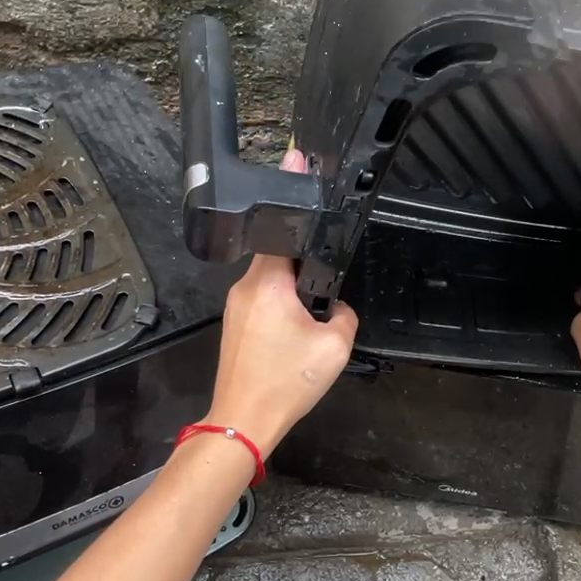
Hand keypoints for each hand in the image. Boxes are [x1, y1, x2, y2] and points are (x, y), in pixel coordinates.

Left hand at [206, 150, 358, 452]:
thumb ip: (345, 315)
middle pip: (281, 254)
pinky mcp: (236, 323)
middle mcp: (246, 286)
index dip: (294, 193)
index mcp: (268, 283)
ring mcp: (236, 305)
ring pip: (274, 280)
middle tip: (327, 291)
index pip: (281, 225)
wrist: (243, 421)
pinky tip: (297, 335)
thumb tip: (338, 307)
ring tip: (313, 323)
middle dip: (307, 266)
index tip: (298, 159)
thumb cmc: (285, 384)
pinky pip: (265, 300)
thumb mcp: (335, 348)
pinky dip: (284, 307)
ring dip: (296, 291)